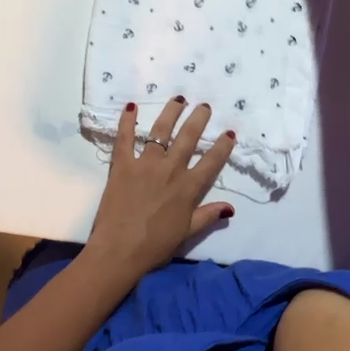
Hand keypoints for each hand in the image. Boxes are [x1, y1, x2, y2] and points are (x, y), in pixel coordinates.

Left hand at [86, 97, 236, 275]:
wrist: (119, 251)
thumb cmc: (155, 246)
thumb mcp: (187, 233)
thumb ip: (208, 216)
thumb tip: (230, 208)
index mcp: (188, 188)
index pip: (211, 162)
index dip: (222, 147)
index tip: (229, 133)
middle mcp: (170, 170)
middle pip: (188, 138)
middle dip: (198, 120)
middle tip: (204, 106)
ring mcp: (145, 164)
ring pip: (161, 131)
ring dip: (171, 113)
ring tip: (178, 99)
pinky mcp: (122, 165)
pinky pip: (124, 138)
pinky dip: (127, 121)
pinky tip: (131, 106)